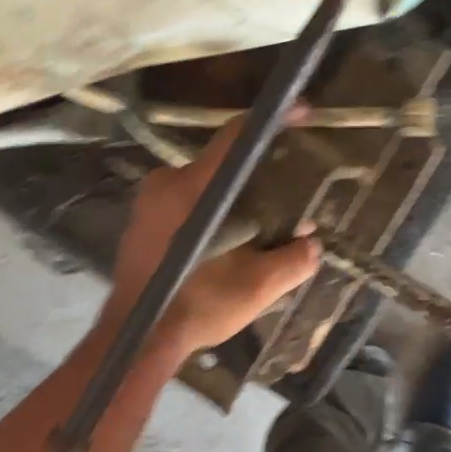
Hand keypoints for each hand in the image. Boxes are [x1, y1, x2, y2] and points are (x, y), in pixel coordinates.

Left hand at [100, 118, 321, 356]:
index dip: (272, 122)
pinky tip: (228, 242)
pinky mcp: (140, 224)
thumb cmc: (195, 307)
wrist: (138, 339)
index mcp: (193, 188)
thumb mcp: (256, 287)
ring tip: (262, 227)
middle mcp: (165, 184)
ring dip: (232, 202)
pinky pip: (184, 205)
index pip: (236, 138)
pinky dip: (210, 215)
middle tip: (285, 197)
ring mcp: (147, 203)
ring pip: (203, 188)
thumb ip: (292, 261)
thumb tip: (311, 244)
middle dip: (255, 178)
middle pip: (220, 166)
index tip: (300, 111)